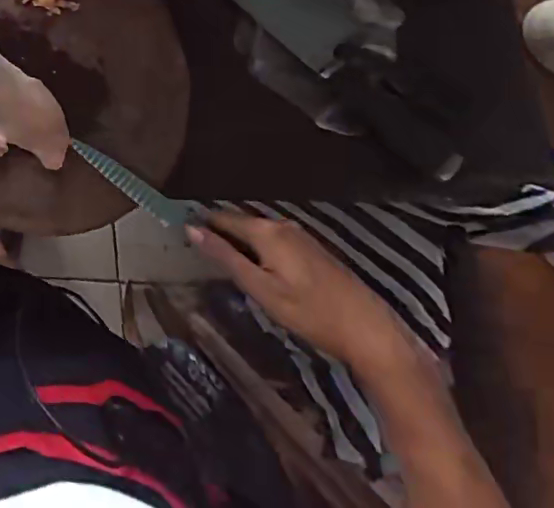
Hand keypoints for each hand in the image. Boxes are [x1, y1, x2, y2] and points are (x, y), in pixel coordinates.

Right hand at [188, 212, 411, 371]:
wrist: (372, 334)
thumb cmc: (311, 313)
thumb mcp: (260, 288)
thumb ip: (225, 256)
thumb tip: (191, 229)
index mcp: (265, 231)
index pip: (221, 217)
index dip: (200, 225)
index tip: (180, 235)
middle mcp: (281, 225)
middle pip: (239, 222)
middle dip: (219, 233)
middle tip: (199, 253)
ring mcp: (301, 237)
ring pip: (257, 232)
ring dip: (239, 242)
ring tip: (223, 261)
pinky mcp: (314, 250)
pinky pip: (274, 241)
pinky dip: (259, 249)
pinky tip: (257, 268)